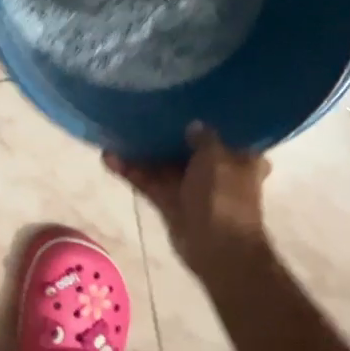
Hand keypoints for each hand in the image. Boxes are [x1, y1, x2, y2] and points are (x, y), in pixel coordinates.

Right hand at [106, 124, 271, 275]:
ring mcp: (192, 189)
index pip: (226, 135)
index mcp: (240, 160)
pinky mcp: (171, 204)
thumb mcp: (217, 156)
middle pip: (188, 148)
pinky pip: (149, 183)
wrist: (218, 248)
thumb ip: (203, 137)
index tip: (188, 102)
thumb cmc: (225, 196)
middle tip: (144, 110)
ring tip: (116, 131)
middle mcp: (217, 173)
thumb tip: (193, 124)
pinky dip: (132, 172)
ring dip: (142, 152)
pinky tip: (109, 157)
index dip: (208, 120)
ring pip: (163, 165)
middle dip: (166, 134)